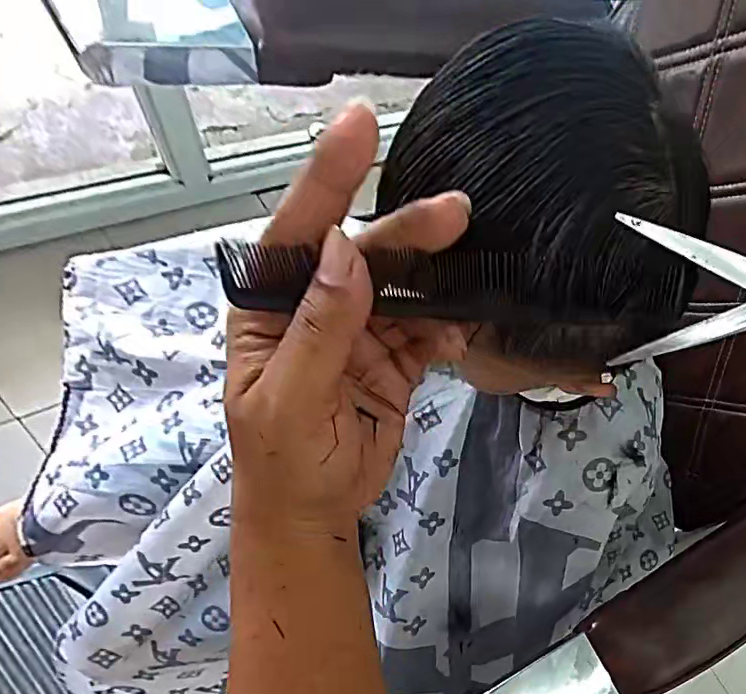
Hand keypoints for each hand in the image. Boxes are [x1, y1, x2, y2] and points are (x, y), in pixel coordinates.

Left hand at [225, 102, 469, 537]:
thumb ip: (318, 329)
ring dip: (437, 289)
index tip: (361, 127)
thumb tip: (346, 255)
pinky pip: (426, 340)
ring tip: (472, 281)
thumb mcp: (288, 397)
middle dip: (407, 235)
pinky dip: (446, 335)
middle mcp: (318, 313)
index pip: (300, 233)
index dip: (328, 179)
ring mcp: (361, 340)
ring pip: (405, 298)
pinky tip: (460, 337)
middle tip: (456, 214)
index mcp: (273, 310)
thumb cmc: (282, 460)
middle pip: (366, 259)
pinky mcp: (395, 368)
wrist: (313, 513)